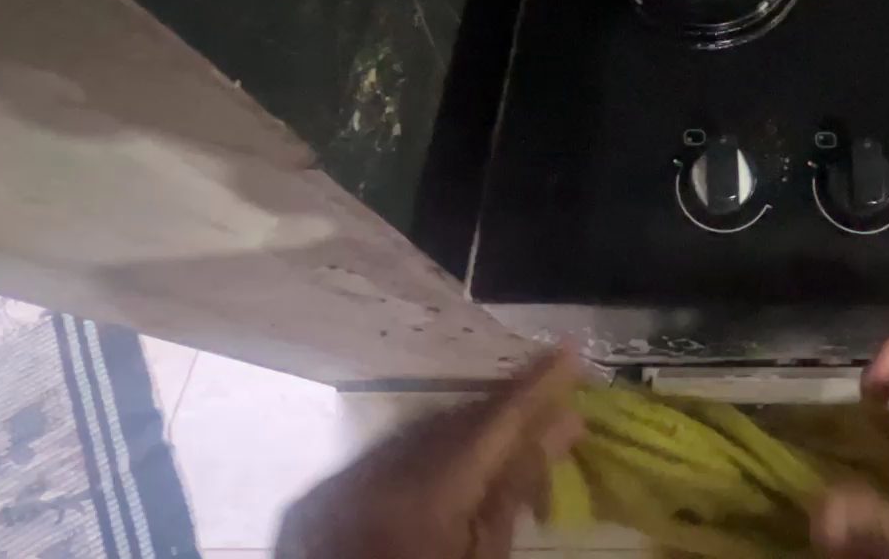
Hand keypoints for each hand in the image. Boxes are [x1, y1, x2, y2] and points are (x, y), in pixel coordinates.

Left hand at [276, 349, 582, 558]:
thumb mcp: (483, 558)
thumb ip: (516, 486)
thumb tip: (563, 423)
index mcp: (427, 491)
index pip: (496, 419)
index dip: (538, 384)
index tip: (572, 350)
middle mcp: (378, 470)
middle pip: (458, 420)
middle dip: (509, 411)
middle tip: (554, 408)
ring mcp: (341, 482)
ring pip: (422, 433)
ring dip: (470, 430)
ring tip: (509, 440)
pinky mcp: (316, 500)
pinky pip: (387, 457)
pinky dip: (426, 455)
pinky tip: (453, 468)